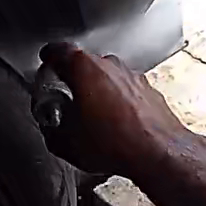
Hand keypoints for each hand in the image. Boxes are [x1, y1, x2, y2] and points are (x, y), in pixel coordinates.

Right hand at [38, 42, 204, 180]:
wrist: (158, 154)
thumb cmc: (115, 143)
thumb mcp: (66, 144)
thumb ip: (52, 131)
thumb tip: (52, 131)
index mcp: (83, 68)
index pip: (59, 51)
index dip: (49, 57)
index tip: (47, 61)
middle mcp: (109, 65)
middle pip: (85, 63)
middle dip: (74, 78)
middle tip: (67, 97)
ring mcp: (132, 76)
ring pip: (108, 76)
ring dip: (99, 90)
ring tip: (93, 116)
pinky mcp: (149, 90)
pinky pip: (127, 90)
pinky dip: (119, 101)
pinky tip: (116, 124)